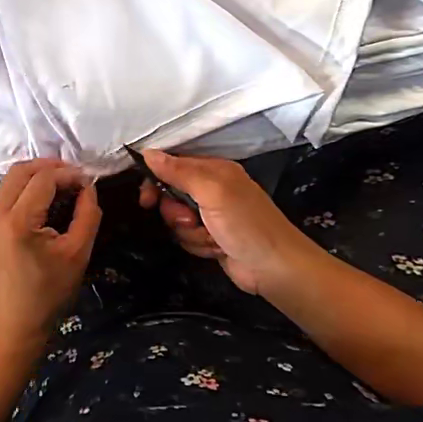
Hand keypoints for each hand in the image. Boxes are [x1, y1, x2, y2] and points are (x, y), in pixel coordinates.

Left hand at [0, 160, 101, 344]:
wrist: (14, 323)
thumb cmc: (48, 293)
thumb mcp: (77, 254)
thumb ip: (87, 215)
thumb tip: (89, 188)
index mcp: (18, 221)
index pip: (43, 179)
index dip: (69, 174)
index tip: (89, 181)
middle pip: (21, 170)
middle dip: (51, 167)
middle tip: (76, 176)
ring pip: (11, 180)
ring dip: (38, 176)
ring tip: (65, 185)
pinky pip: (8, 194)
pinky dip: (27, 188)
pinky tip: (48, 199)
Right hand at [137, 149, 321, 295]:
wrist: (275, 268)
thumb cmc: (246, 225)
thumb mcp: (212, 191)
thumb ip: (179, 171)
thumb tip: (147, 153)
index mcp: (214, 170)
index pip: (171, 165)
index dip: (155, 180)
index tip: (147, 199)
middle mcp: (212, 189)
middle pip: (170, 194)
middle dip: (174, 212)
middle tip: (187, 221)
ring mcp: (212, 215)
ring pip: (176, 219)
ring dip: (188, 232)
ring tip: (210, 238)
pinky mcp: (211, 237)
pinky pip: (186, 236)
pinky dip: (197, 244)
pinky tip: (215, 249)